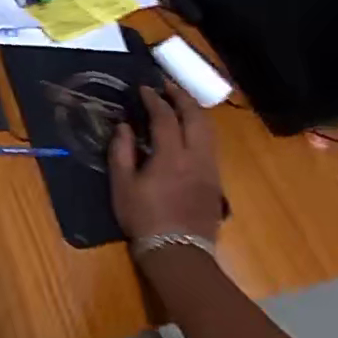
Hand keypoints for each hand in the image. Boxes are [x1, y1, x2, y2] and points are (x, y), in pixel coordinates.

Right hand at [109, 82, 224, 243]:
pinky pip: (211, 144)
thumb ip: (121, 151)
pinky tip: (188, 131)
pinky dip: (200, 128)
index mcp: (171, 156)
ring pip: (209, 130)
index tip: (144, 88)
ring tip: (179, 102)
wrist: (178, 252)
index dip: (154, 99)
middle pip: (196, 117)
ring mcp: (211, 168)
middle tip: (167, 86)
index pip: (165, 117)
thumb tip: (123, 126)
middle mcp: (197, 156)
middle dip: (181, 97)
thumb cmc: (144, 218)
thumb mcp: (122, 185)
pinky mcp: (216, 180)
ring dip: (194, 111)